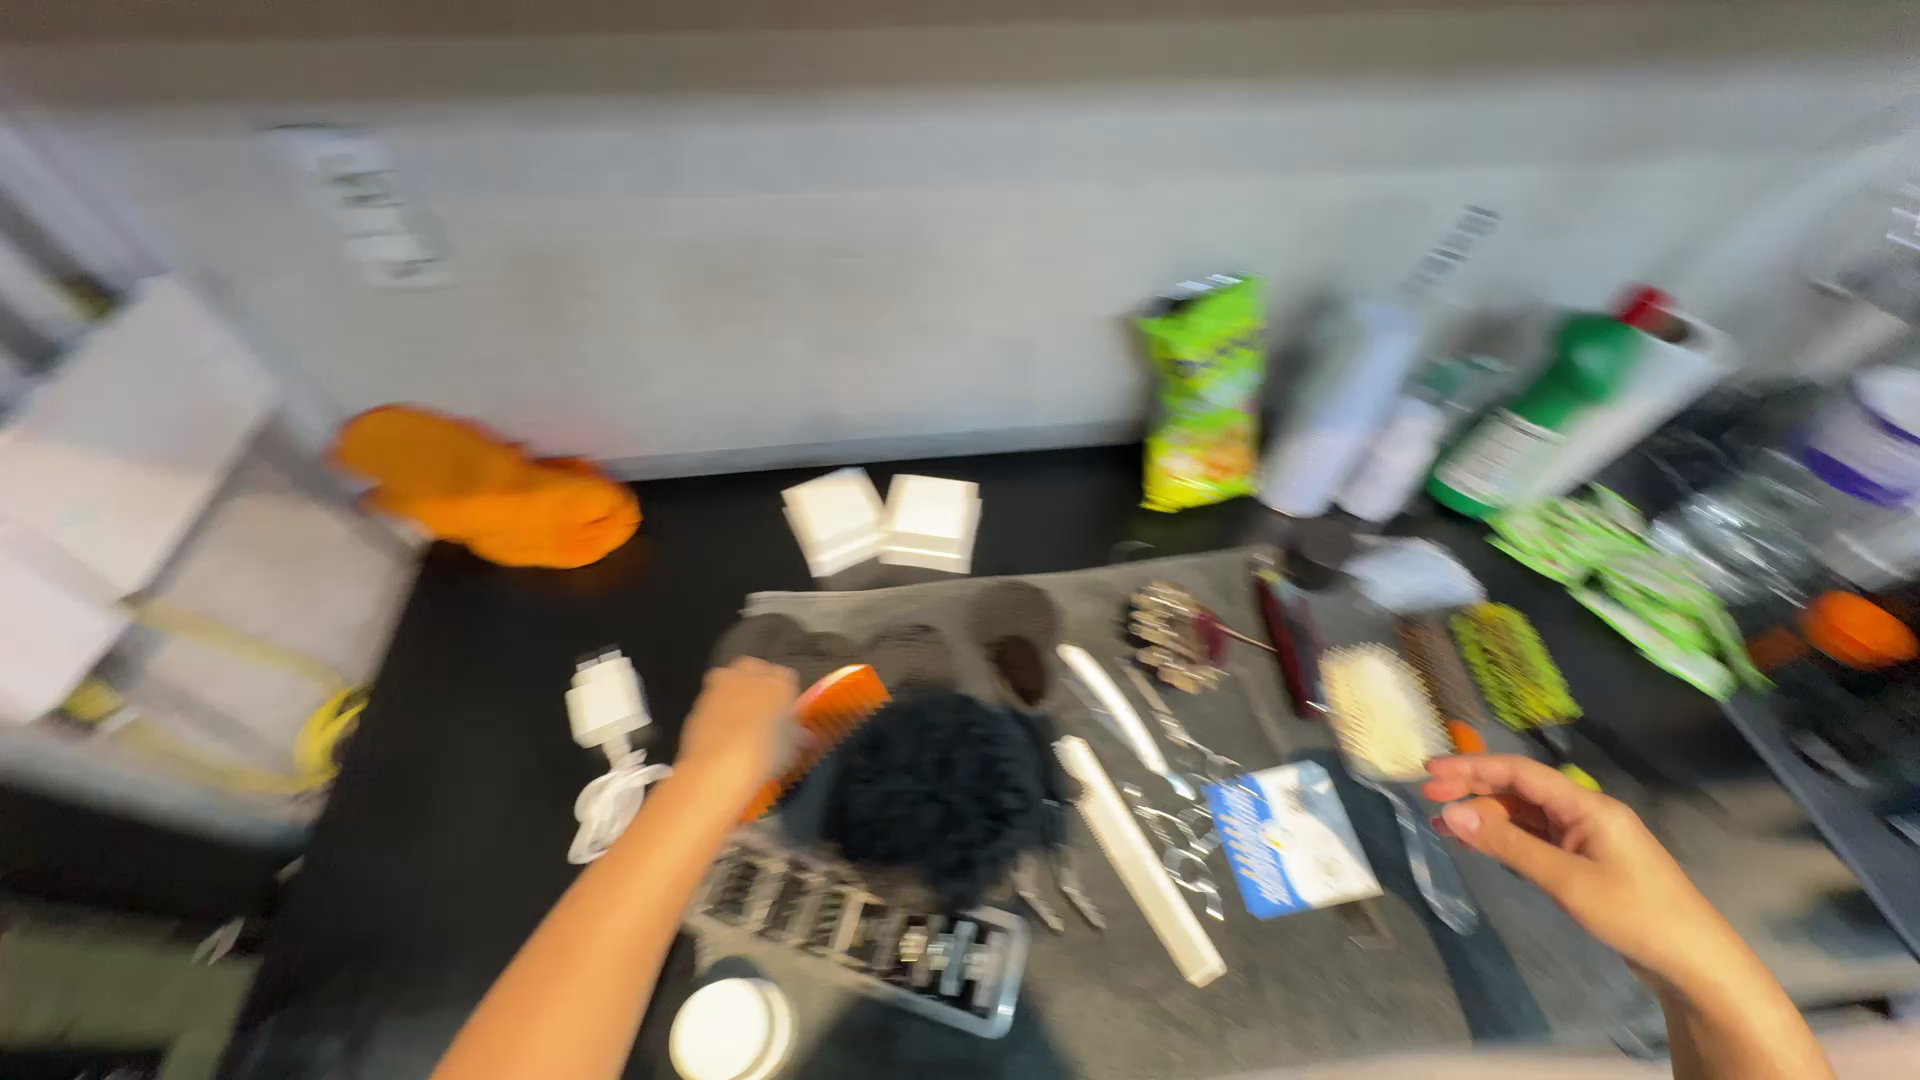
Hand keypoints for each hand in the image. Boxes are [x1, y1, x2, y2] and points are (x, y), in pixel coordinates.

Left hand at [674, 658, 798, 803]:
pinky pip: (713, 698)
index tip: (785, 711)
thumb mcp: (791, 749)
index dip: (786, 694)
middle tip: (761, 708)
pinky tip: (720, 730)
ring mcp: (721, 685)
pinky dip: (717, 708)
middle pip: (756, 668)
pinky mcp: (698, 700)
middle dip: (757, 682)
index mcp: (781, 682)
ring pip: (730, 679)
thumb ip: (796, 735)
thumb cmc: (765, 755)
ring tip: (739, 719)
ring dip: (734, 692)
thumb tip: (803, 734)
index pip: (788, 677)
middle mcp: (751, 675)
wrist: (717, 767)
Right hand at [1422, 754, 1740, 987]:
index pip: (1518, 771)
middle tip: (1428, 796)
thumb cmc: (1635, 915)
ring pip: (1521, 814)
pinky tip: (1477, 844)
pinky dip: (1502, 837)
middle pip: (1517, 789)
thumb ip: (1506, 844)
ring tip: (1443, 827)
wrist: (1698, 967)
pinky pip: (1533, 836)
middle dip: (1470, 789)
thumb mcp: (1564, 880)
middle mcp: (1584, 812)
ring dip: (1482, 816)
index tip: (1430, 770)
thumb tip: (1451, 813)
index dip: (1470, 766)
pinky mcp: (1584, 859)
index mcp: (1587, 806)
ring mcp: (1585, 836)